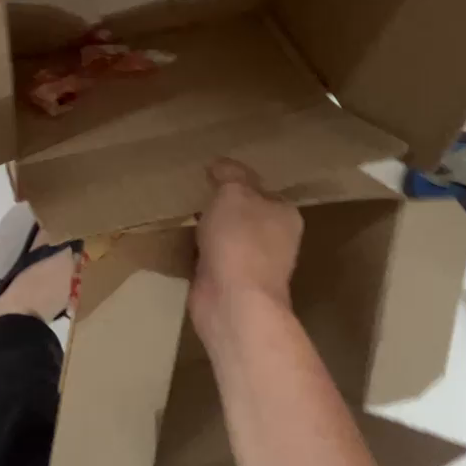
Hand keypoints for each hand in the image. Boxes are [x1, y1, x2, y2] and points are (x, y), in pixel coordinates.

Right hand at [190, 158, 303, 334]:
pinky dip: (197, 250)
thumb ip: (229, 174)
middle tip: (193, 191)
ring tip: (182, 213)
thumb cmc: (239, 240)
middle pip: (244, 213)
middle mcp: (275, 240)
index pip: (261, 189)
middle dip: (221, 206)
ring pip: (227, 236)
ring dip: (208, 228)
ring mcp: (254, 264)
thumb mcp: (233, 193)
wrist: (233, 301)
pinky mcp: (231, 282)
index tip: (210, 174)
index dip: (236, 180)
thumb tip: (220, 164)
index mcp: (284, 214)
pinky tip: (180, 241)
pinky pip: (212, 256)